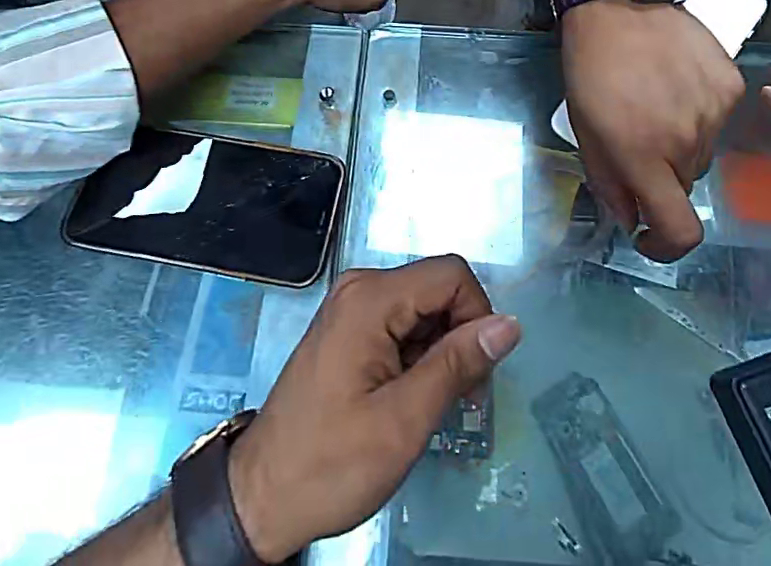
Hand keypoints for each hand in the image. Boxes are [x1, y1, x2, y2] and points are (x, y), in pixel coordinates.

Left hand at [228, 256, 520, 561]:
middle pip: (438, 288)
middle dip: (461, 336)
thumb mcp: (403, 420)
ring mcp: (353, 306)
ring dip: (443, 349)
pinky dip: (421, 353)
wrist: (261, 496)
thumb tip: (508, 325)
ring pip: (425, 306)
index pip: (451, 275)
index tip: (475, 371)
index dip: (477, 316)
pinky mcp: (351, 326)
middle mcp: (361, 288)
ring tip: (432, 401)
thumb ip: (457, 364)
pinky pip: (404, 321)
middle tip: (459, 395)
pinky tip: (412, 393)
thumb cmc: (329, 463)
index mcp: (370, 299)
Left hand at [562, 0, 744, 261]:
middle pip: (685, 184)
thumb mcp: (583, 130)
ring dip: (681, 142)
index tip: (650, 235)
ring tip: (654, 102)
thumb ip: (608, 183)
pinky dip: (698, 112)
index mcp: (644, 156)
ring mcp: (715, 111)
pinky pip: (718, 118)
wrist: (617, 3)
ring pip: (703, 151)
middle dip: (661, 175)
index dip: (666, 246)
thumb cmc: (589, 67)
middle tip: (637, 138)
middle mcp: (687, 141)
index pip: (679, 229)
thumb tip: (631, 219)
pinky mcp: (732, 83)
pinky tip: (675, 83)